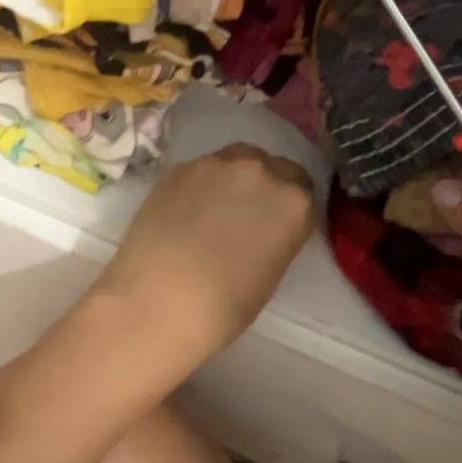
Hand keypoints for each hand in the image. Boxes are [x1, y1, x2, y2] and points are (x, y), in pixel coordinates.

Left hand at [91, 144, 316, 364]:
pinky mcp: (178, 168)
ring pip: (235, 160)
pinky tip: (188, 210)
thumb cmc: (225, 303)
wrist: (158, 298)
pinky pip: (201, 169)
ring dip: (234, 178)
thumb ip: (278, 232)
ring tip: (217, 209)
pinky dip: (202, 183)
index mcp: (292, 201)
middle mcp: (257, 171)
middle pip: (271, 165)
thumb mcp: (272, 269)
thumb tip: (267, 223)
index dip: (291, 205)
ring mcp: (213, 164)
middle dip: (265, 184)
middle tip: (249, 214)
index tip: (280, 220)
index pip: (303, 189)